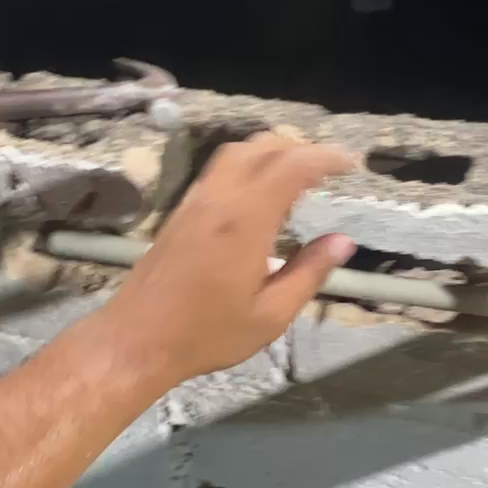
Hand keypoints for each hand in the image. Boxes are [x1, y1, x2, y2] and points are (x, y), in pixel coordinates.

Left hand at [96, 133, 357, 385]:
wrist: (137, 340)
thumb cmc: (207, 333)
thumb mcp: (271, 314)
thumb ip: (309, 272)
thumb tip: (343, 242)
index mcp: (246, 220)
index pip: (292, 166)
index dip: (326, 158)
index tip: (351, 164)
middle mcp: (219, 199)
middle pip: (262, 147)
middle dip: (301, 147)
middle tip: (328, 168)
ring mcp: (195, 202)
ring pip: (236, 153)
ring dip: (272, 151)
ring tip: (298, 174)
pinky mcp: (180, 213)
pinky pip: (219, 171)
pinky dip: (249, 166)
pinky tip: (260, 194)